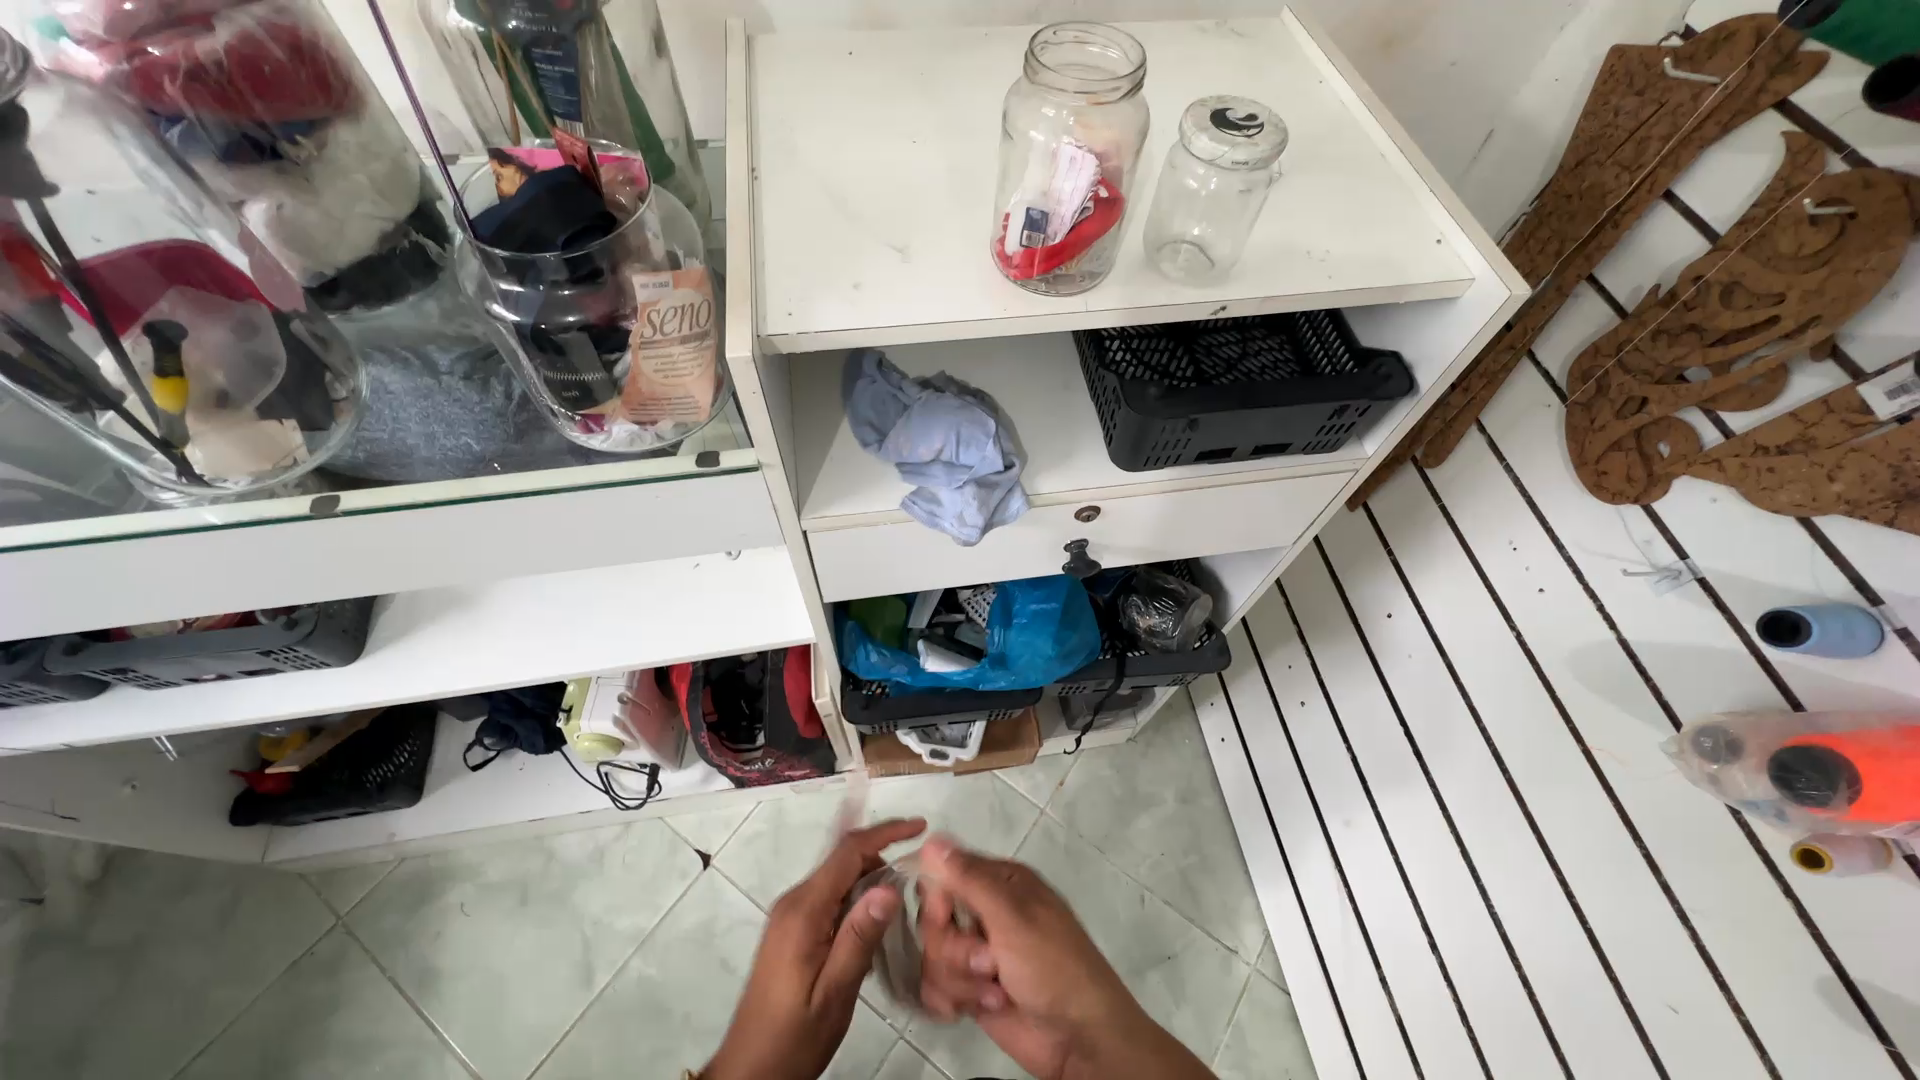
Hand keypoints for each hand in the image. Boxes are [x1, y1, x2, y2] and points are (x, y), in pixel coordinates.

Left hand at [703, 818, 926, 1079]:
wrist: (751, 1071)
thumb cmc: (795, 1035)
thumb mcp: (835, 991)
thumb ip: (860, 937)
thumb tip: (889, 886)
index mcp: (804, 911)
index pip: (848, 852)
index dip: (886, 832)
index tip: (921, 826)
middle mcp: (794, 902)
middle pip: (844, 860)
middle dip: (884, 857)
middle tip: (922, 880)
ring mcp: (791, 915)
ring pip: (839, 879)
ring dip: (873, 880)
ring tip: (908, 905)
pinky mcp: (793, 931)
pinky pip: (831, 898)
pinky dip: (858, 899)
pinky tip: (878, 926)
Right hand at [916, 836, 1214, 1079]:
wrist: (1078, 1036)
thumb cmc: (1053, 965)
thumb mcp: (1013, 916)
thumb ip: (969, 879)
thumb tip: (933, 839)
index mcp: (1000, 883)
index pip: (943, 874)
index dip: (936, 898)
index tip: (944, 917)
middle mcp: (985, 913)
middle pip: (933, 919)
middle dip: (954, 948)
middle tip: (986, 963)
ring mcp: (976, 953)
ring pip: (933, 955)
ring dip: (959, 979)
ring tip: (994, 991)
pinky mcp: (970, 989)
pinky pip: (934, 986)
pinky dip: (949, 1000)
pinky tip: (967, 1011)